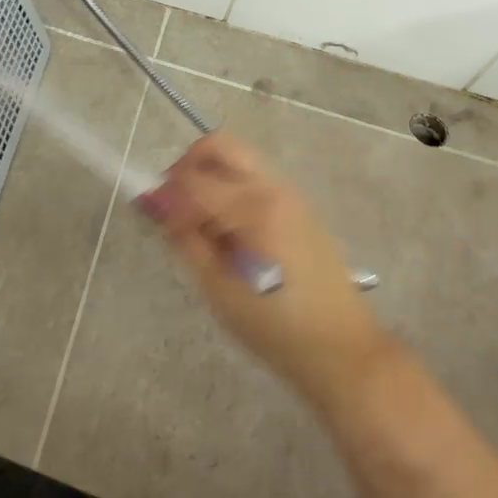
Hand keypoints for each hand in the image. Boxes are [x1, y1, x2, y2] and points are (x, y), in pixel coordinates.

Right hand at [147, 129, 381, 406]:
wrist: (344, 351)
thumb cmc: (276, 328)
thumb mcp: (219, 290)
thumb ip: (186, 241)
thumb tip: (159, 207)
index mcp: (253, 207)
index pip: (192, 179)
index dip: (166, 195)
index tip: (153, 218)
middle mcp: (273, 188)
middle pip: (219, 145)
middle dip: (187, 166)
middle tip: (175, 203)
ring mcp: (291, 194)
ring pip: (238, 159)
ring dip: (211, 176)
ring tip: (202, 224)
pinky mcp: (301, 207)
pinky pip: (256, 179)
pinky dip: (232, 188)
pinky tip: (230, 233)